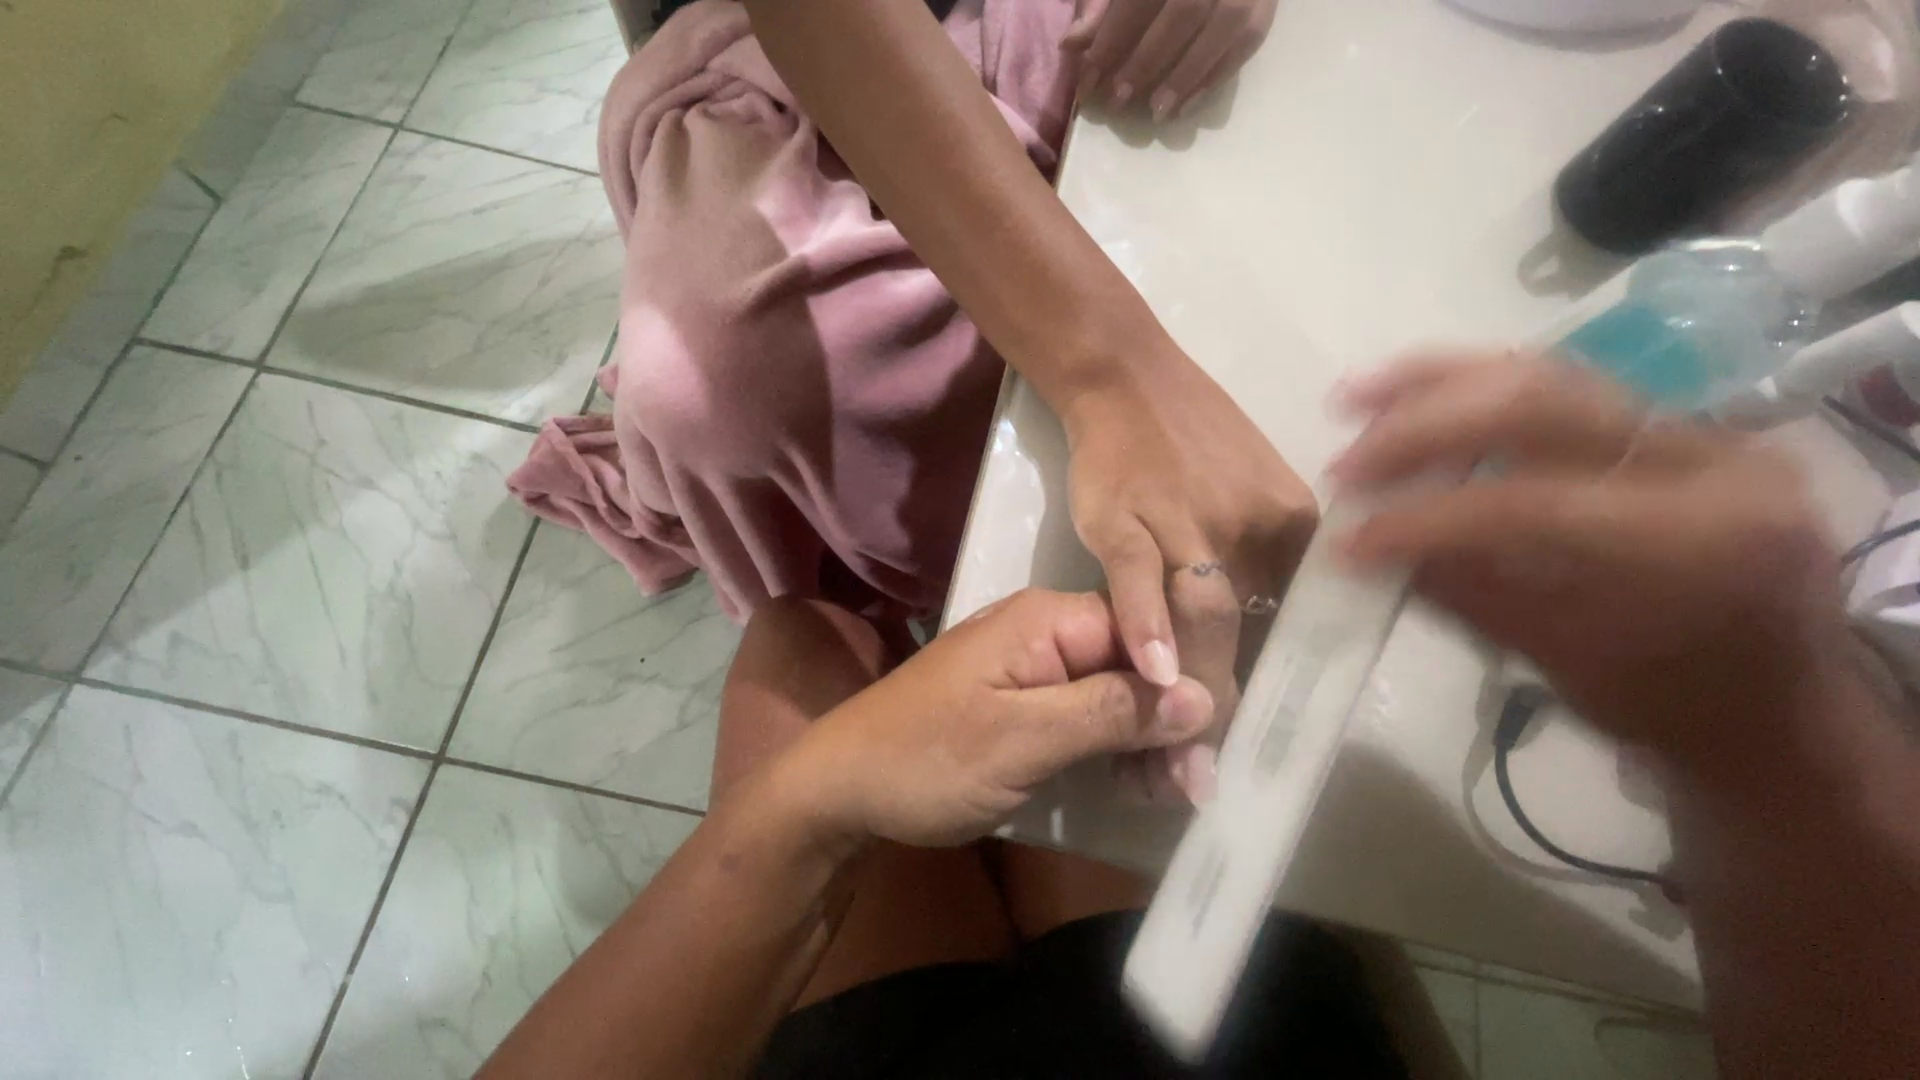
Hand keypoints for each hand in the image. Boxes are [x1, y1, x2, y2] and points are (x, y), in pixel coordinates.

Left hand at [776, 590, 1215, 849]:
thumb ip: (1110, 712)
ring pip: (1120, 695)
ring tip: (1173, 796)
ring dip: (1151, 743)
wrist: (846, 789)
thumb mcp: (1022, 739)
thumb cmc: (927, 759)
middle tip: (1197, 786)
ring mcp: (1038, 671)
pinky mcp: (1031, 707)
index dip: (1187, 681)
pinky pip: (1093, 718)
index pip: (1144, 630)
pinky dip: (1119, 750)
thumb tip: (1200, 696)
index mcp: (1046, 620)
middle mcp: (1048, 634)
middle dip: (1173, 721)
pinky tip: (1140, 786)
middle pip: (1137, 664)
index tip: (1217, 743)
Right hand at [1061, 351, 1318, 802]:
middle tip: (1207, 769)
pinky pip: (1140, 578)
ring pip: (1202, 613)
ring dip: (1192, 685)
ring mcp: (1186, 519)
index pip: (1293, 618)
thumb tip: (1268, 633)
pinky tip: (1147, 674)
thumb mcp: (1256, 486)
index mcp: (1293, 523)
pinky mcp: (1126, 516)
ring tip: (1176, 749)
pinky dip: (1146, 626)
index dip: (1274, 686)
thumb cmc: (1192, 436)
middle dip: (1226, 704)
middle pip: (1247, 628)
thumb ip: (1269, 558)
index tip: (1259, 741)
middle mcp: (1252, 525)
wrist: (1127, 378)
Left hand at [1063, 0, 1278, 121]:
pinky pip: (1250, 38)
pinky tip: (1188, 106)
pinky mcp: (1267, 1)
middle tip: (1119, 100)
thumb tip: (1069, 46)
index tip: (1087, 83)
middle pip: (1185, 8)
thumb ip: (1101, 6)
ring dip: (1187, 74)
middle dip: (1147, 59)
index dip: (1110, 41)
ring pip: (1226, 23)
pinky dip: (1216, 76)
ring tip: (1157, 112)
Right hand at [1329, 352, 1857, 770]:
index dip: (1427, 518)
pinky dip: (1472, 387)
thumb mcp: (1557, 659)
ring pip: (1546, 373)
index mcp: (1700, 540)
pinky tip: (1412, 394)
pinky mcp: (1668, 423)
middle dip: (1421, 429)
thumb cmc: (1669, 703)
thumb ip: (1464, 590)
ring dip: (1434, 385)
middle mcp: (1710, 460)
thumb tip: (1363, 544)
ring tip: (1353, 397)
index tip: (1348, 544)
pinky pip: (1559, 386)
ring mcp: (1696, 430)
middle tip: (1344, 464)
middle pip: (1540, 405)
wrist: (1775, 701)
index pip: (1534, 503)